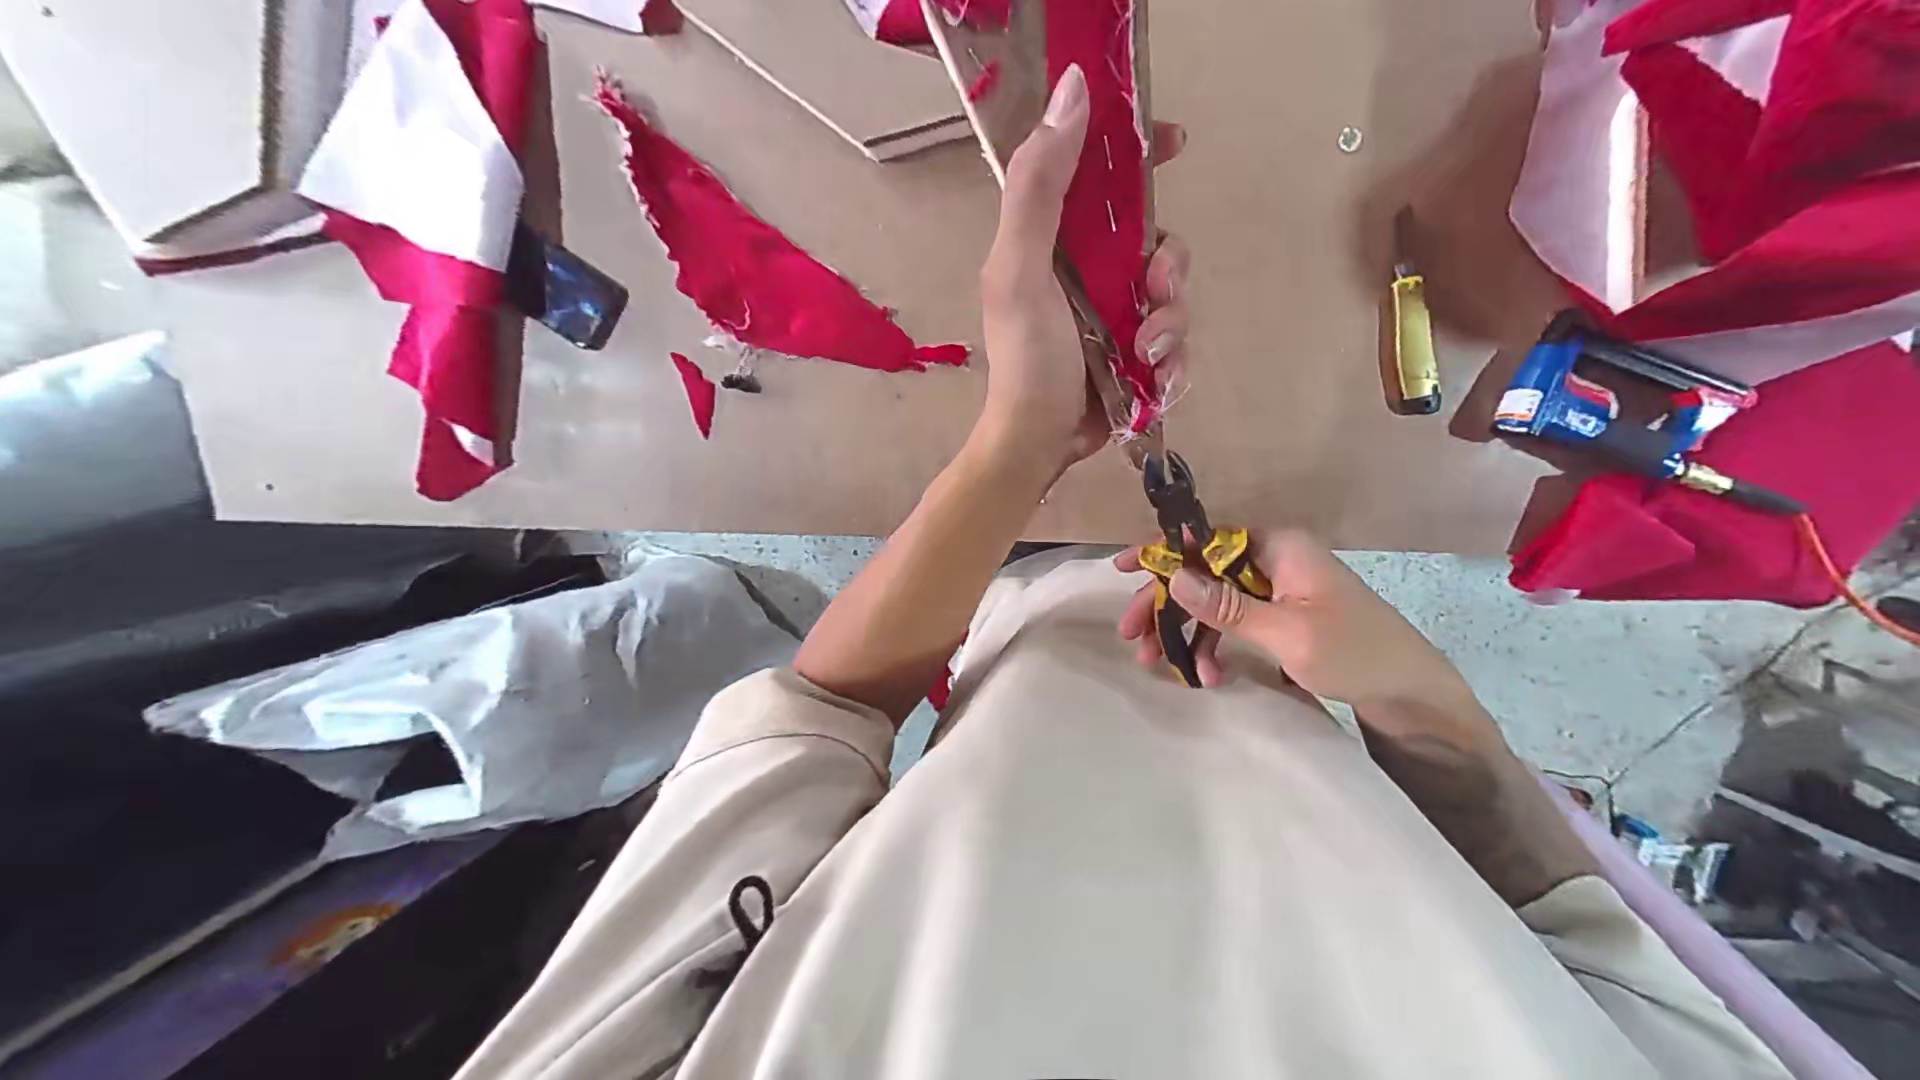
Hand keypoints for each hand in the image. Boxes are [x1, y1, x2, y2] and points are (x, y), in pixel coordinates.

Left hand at [976, 63, 1190, 476]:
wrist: (1039, 441)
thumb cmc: (1027, 360)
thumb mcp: (1021, 270)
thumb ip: (1039, 188)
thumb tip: (1073, 90)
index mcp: (1053, 244)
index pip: (1100, 178)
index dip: (1135, 153)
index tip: (1170, 145)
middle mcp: (1086, 273)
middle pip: (1155, 237)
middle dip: (1168, 265)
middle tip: (1155, 294)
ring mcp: (1113, 315)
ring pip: (1174, 293)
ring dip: (1172, 322)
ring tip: (1147, 354)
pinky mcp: (1133, 355)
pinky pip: (1176, 341)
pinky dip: (1172, 360)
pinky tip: (1153, 380)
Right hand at [1115, 529, 1497, 744]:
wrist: (1414, 696)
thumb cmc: (1355, 655)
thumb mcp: (1285, 632)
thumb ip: (1227, 605)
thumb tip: (1174, 576)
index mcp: (1279, 548)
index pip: (1205, 541)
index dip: (1162, 555)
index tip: (1122, 570)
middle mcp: (1274, 560)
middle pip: (1202, 574)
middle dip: (1166, 606)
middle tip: (1131, 636)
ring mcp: (1277, 589)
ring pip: (1213, 601)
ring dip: (1185, 632)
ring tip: (1158, 664)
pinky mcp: (1280, 615)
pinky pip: (1233, 622)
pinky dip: (1214, 645)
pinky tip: (1206, 673)